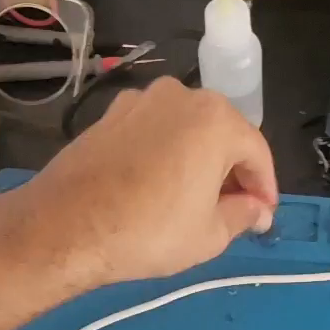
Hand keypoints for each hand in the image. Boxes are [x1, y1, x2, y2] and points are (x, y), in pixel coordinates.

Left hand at [0, 78, 277, 291]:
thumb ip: (244, 214)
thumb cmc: (149, 231)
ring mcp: (141, 100)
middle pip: (223, 134)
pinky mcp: (110, 114)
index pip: (257, 153)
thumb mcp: (211, 234)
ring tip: (196, 199)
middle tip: (235, 209)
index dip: (265, 187)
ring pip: (187, 130)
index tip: (265, 215)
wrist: (64, 226)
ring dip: (199, 159)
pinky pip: (155, 131)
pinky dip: (166, 153)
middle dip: (233, 171)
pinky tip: (160, 185)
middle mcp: (182, 96)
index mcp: (216, 119)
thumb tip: (257, 209)